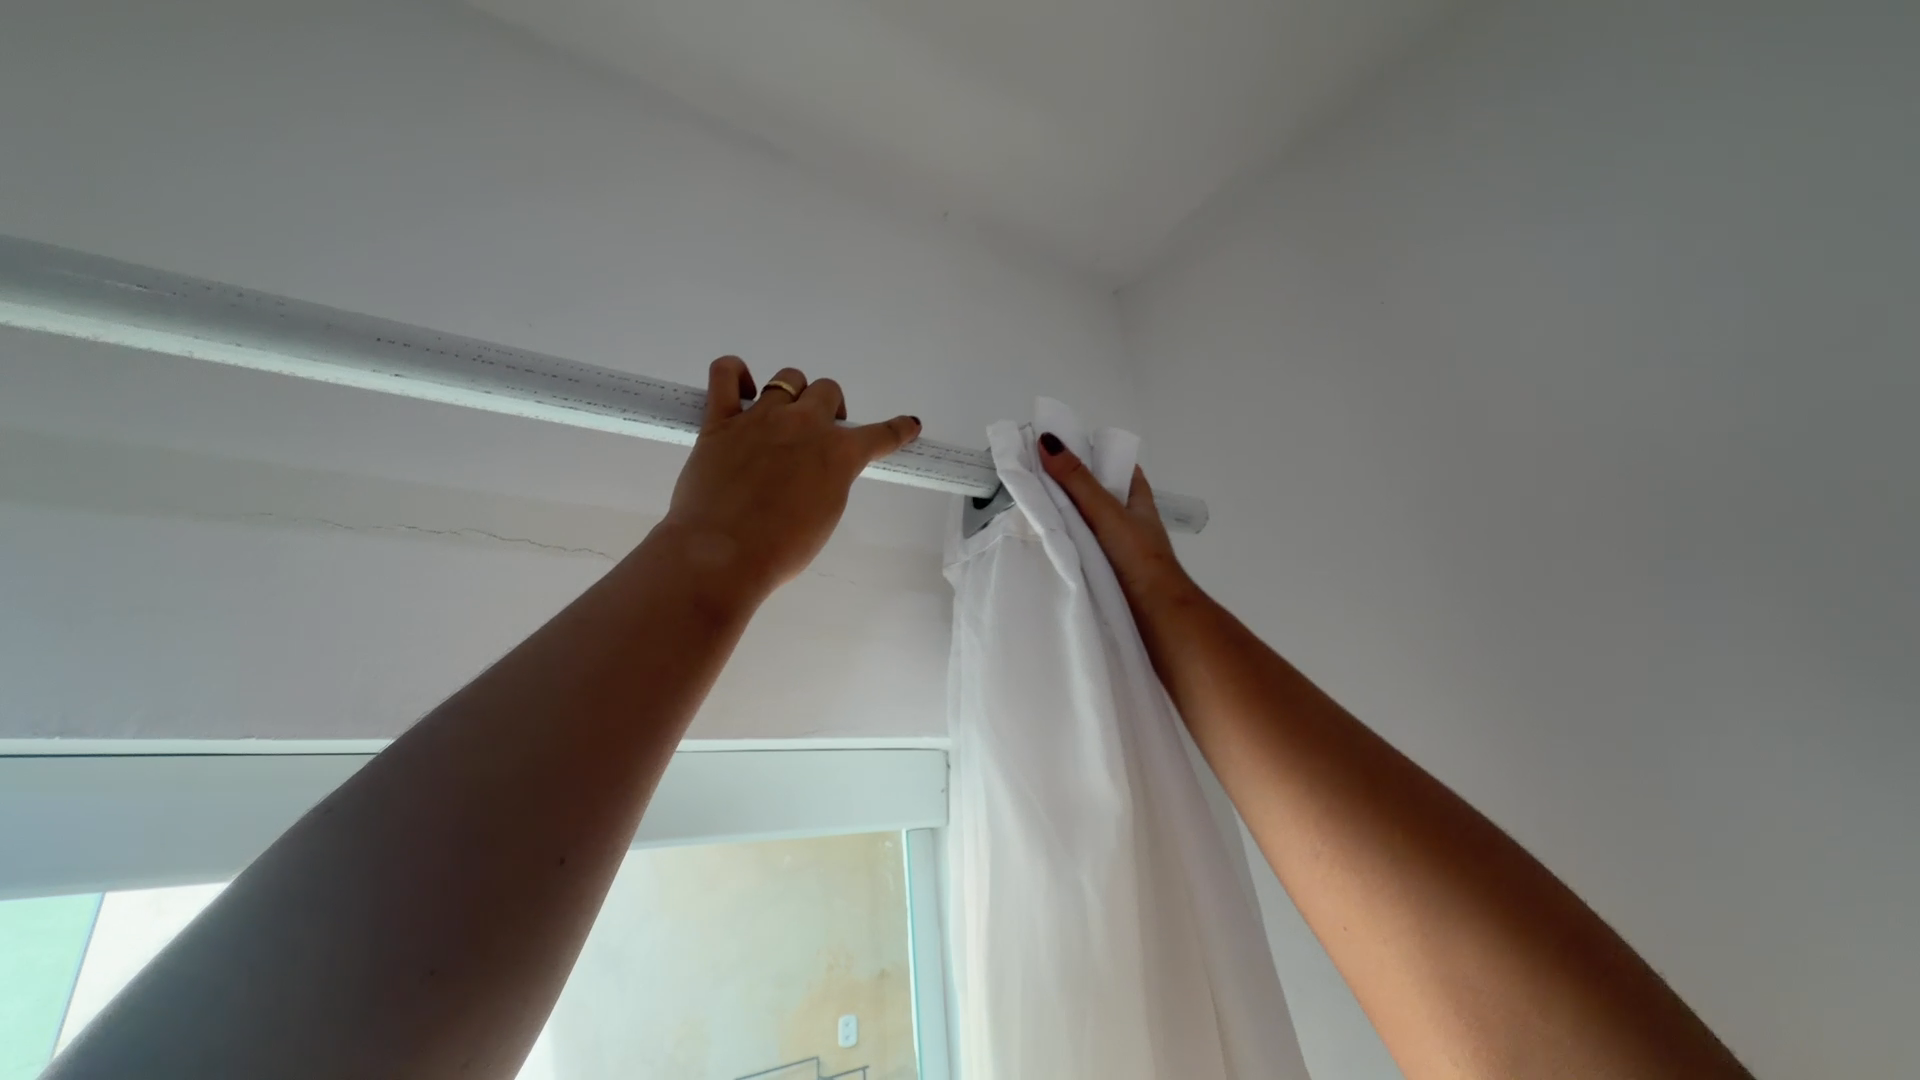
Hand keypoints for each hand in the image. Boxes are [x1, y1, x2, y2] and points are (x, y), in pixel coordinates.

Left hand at [658, 356, 920, 600]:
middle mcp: (804, 424)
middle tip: (819, 436)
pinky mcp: (720, 420)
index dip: (898, 429)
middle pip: (828, 391)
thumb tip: (821, 465)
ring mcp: (760, 417)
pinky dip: (735, 372)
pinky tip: (742, 389)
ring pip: (788, 379)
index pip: (880, 434)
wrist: (725, 555)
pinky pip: (725, 372)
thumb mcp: (827, 515)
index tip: (909, 424)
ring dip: (792, 395)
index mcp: (838, 453)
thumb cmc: (782, 549)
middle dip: (829, 409)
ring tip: (782, 418)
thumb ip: (831, 479)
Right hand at [1037, 432, 1196, 611]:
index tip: (1055, 449)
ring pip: (1087, 520)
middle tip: (1031, 475)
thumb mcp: (1107, 513)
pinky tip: (1044, 538)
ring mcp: (1118, 544)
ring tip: (1029, 503)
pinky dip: (1065, 539)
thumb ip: (1078, 482)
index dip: (1088, 454)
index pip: (1114, 464)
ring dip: (1064, 514)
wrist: (1156, 614)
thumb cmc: (1138, 557)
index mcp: (1138, 498)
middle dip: (1068, 484)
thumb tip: (1047, 441)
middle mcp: (1129, 518)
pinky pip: (1081, 544)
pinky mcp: (1107, 567)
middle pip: (1096, 492)